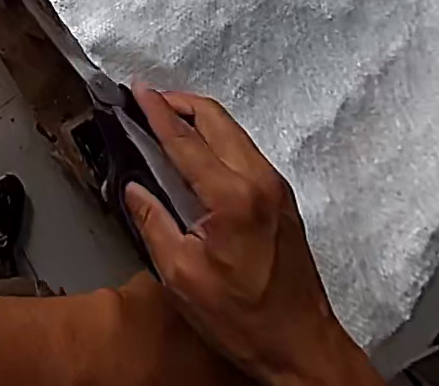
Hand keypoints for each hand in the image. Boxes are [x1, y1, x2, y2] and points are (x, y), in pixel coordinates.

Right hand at [124, 85, 381, 385]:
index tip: (139, 90)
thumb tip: (134, 189)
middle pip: (214, 116)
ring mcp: (274, 183)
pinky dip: (216, 133)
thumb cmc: (247, 321)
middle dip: (179, 101)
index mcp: (232, 198)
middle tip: (151, 99)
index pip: (185, 139)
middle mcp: (258, 180)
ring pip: (231, 126)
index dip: (157, 111)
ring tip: (169, 118)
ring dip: (198, 115)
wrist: (304, 347)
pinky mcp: (280, 191)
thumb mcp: (182, 278)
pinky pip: (242, 144)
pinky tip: (198, 146)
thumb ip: (153, 223)